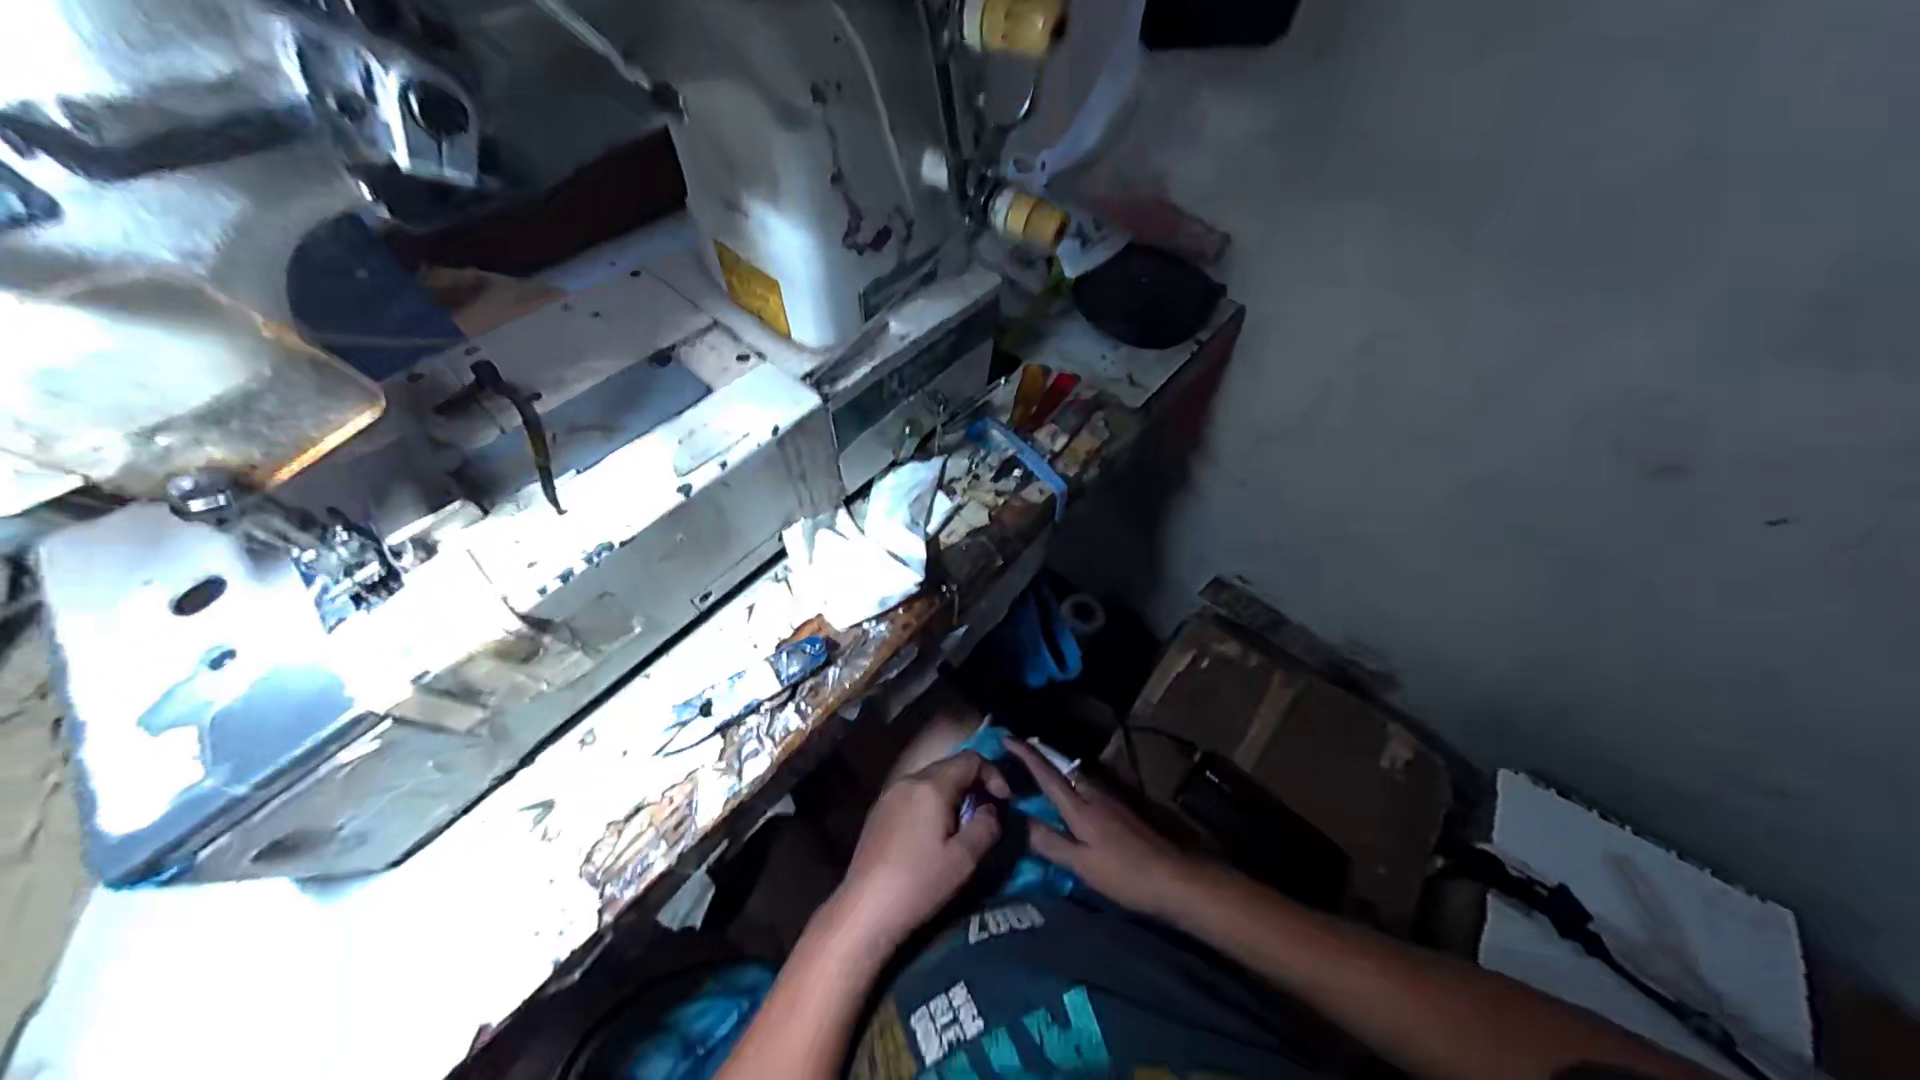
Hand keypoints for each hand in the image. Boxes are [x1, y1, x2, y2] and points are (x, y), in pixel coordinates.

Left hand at [836, 751, 1009, 949]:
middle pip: (949, 766)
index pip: (970, 758)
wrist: (865, 908)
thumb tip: (990, 808)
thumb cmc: (919, 882)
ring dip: (952, 794)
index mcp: (931, 785)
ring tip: (962, 825)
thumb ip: (986, 825)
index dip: (993, 774)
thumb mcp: (964, 859)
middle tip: (986, 813)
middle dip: (973, 784)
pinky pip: (913, 794)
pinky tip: (932, 834)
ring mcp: (889, 795)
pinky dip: (931, 803)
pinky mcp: (878, 812)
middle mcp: (908, 780)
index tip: (1003, 801)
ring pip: (930, 780)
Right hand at [1003, 738, 1205, 918]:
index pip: (1046, 775)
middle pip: (1062, 770)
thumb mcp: (1082, 865)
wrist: (1177, 879)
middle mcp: (1095, 795)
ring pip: (1076, 779)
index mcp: (1080, 807)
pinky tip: (1069, 801)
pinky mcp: (1123, 811)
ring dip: (1055, 773)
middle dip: (1039, 759)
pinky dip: (1071, 788)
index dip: (1025, 755)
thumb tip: (1016, 820)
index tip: (1007, 737)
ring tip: (1036, 777)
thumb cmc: (1126, 874)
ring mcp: (1112, 801)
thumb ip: (1049, 842)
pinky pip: (1088, 790)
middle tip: (1016, 756)